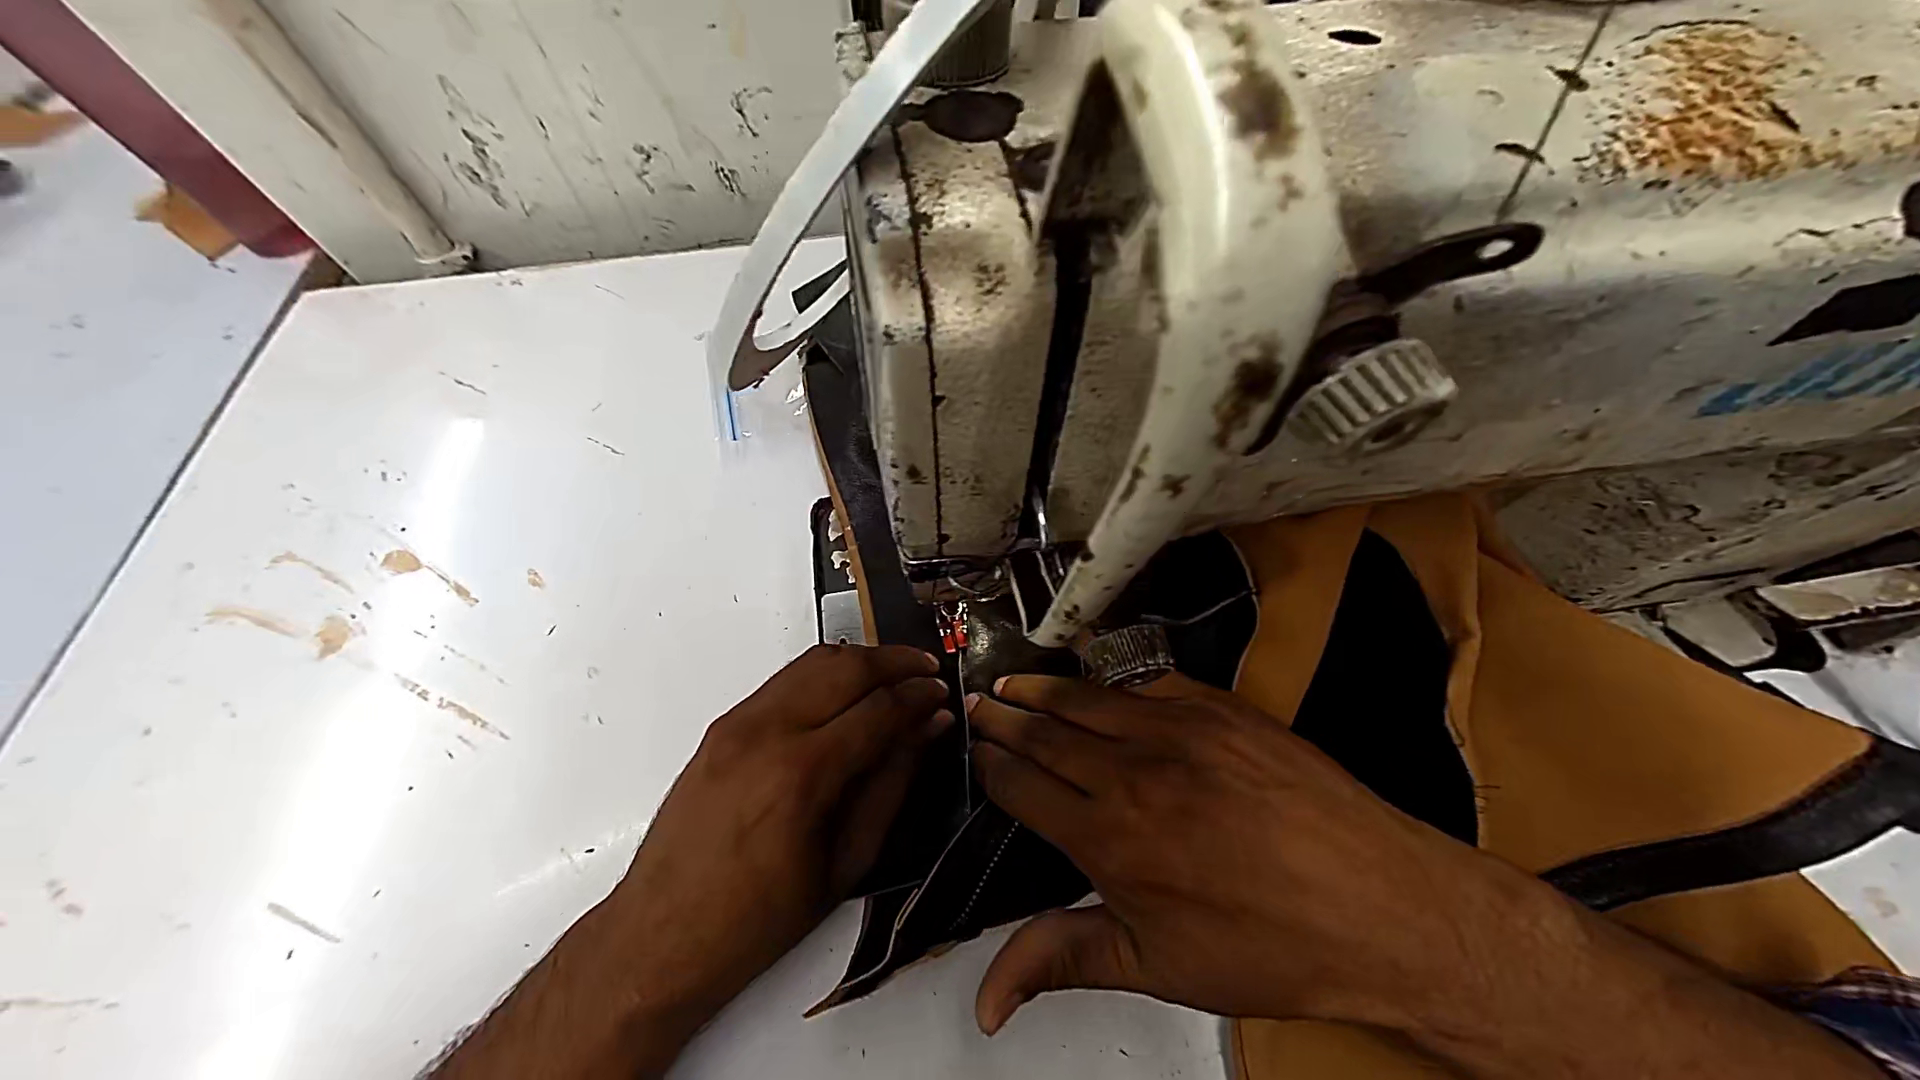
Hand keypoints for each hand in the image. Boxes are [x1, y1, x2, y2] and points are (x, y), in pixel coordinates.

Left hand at [616, 643, 953, 1024]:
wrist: (662, 936)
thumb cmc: (748, 920)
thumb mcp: (845, 862)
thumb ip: (891, 784)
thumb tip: (922, 733)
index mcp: (801, 775)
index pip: (879, 708)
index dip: (919, 696)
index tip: (939, 696)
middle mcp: (765, 736)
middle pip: (848, 666)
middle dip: (897, 661)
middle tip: (926, 671)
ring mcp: (737, 726)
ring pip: (814, 660)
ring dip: (862, 658)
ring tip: (894, 671)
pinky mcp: (722, 727)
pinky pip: (785, 679)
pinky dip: (825, 672)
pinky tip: (846, 688)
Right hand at [965, 672, 1516, 1034]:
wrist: (1383, 905)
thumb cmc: (1271, 945)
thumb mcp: (1157, 967)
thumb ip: (1060, 960)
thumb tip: (984, 1002)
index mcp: (1108, 839)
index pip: (1021, 786)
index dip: (991, 765)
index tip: (976, 751)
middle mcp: (1130, 774)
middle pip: (1043, 733)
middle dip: (1003, 717)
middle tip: (979, 702)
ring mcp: (1174, 731)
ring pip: (1084, 698)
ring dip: (1042, 689)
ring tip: (1014, 682)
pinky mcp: (1216, 707)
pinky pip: (1144, 680)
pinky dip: (1107, 676)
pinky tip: (1092, 674)